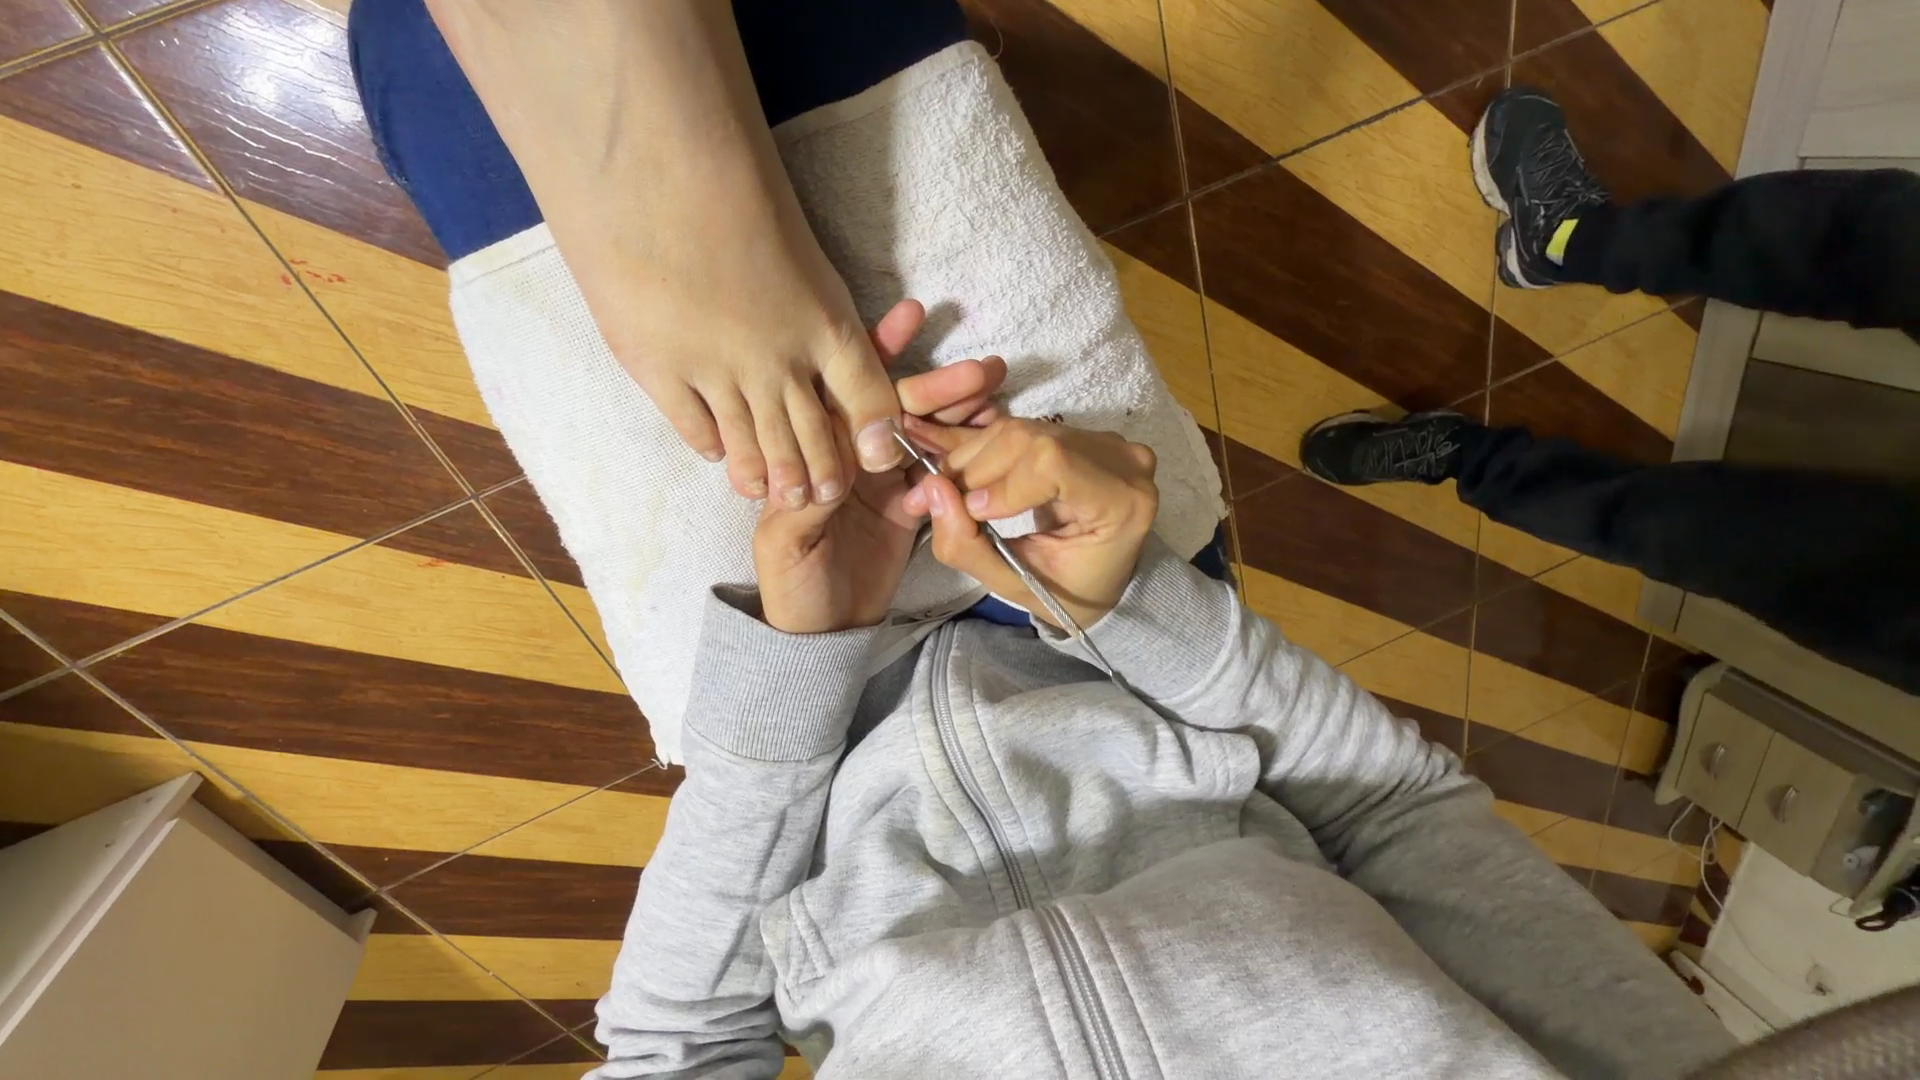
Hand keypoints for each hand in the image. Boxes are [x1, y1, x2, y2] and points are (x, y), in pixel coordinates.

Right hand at [578, 194, 905, 508]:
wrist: (651, 175)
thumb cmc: (739, 202)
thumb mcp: (808, 257)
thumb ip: (826, 317)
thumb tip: (842, 362)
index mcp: (824, 327)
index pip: (865, 397)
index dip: (873, 436)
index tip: (877, 462)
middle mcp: (776, 360)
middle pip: (808, 432)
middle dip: (821, 470)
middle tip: (823, 496)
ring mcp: (717, 370)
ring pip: (753, 441)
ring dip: (770, 473)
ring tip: (778, 495)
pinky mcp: (661, 370)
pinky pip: (695, 425)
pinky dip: (712, 445)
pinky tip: (718, 456)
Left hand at [754, 305, 1006, 633]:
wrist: (822, 633)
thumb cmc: (791, 585)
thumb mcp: (785, 542)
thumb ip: (808, 501)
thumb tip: (842, 467)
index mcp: (816, 452)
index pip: (846, 393)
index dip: (876, 354)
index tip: (909, 319)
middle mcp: (852, 458)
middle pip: (897, 409)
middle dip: (938, 385)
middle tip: (984, 368)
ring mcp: (884, 482)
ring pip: (926, 438)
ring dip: (958, 414)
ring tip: (995, 391)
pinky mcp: (911, 510)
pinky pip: (942, 478)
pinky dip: (966, 460)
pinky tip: (993, 437)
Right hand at [901, 419, 1158, 628]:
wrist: (1102, 581)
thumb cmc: (1067, 593)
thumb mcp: (1015, 586)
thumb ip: (968, 547)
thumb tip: (930, 490)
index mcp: (1122, 503)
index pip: (1052, 463)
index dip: (1002, 482)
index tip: (973, 512)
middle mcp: (1122, 460)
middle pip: (1028, 438)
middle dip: (974, 470)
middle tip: (940, 501)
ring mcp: (1105, 441)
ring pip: (1018, 428)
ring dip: (973, 459)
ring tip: (949, 493)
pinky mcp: (1082, 434)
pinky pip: (1023, 429)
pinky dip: (985, 451)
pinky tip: (964, 475)